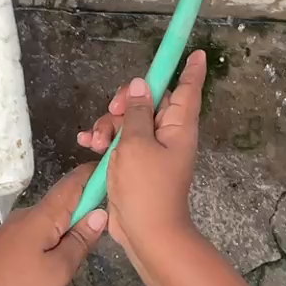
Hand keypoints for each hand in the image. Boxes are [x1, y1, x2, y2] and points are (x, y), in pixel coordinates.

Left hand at [0, 164, 109, 285]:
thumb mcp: (59, 269)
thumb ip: (80, 240)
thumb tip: (100, 213)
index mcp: (45, 215)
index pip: (75, 182)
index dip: (96, 174)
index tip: (117, 174)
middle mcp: (29, 214)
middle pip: (64, 200)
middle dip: (87, 207)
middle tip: (109, 228)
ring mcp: (16, 227)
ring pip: (52, 219)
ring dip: (70, 227)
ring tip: (81, 255)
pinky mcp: (7, 242)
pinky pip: (39, 232)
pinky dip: (54, 239)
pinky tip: (55, 262)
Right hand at [75, 49, 207, 258]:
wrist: (146, 233)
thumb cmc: (147, 188)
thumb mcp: (136, 145)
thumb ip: (136, 112)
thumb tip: (141, 84)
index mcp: (177, 126)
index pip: (188, 90)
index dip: (191, 71)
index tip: (198, 53)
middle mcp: (167, 134)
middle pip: (147, 102)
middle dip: (124, 103)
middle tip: (113, 112)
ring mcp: (150, 150)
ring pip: (128, 121)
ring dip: (108, 125)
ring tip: (95, 142)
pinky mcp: (134, 164)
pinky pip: (118, 141)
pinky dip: (103, 140)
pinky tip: (87, 143)